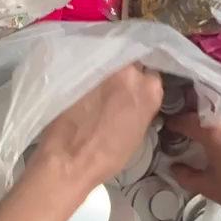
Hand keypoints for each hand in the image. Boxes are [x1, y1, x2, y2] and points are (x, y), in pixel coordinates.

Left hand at [31, 64, 162, 192]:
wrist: (68, 160)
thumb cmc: (106, 157)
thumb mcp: (137, 133)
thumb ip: (141, 106)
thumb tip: (134, 98)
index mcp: (149, 89)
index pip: (151, 76)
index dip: (140, 85)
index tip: (133, 92)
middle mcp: (128, 71)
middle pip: (131, 63)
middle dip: (125, 74)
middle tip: (116, 89)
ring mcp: (102, 67)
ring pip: (109, 60)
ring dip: (107, 71)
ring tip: (100, 88)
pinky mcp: (77, 69)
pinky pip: (88, 64)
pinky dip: (89, 73)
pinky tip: (86, 87)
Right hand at [166, 102, 220, 220]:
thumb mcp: (210, 188)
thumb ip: (186, 175)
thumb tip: (175, 166)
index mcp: (214, 128)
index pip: (184, 118)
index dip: (174, 124)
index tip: (172, 130)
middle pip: (208, 102)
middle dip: (196, 111)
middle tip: (195, 126)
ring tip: (220, 127)